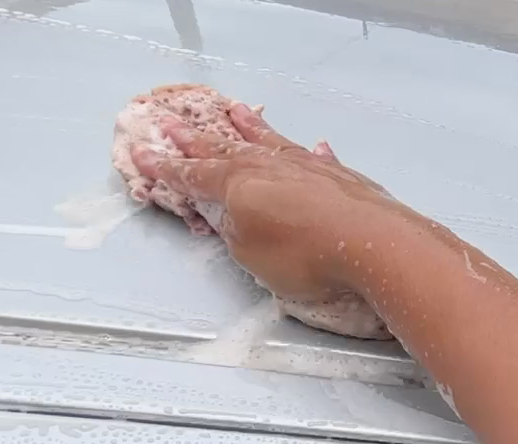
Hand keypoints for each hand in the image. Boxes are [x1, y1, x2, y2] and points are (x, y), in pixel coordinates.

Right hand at [131, 104, 426, 312]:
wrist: (375, 247)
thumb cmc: (309, 257)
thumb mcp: (253, 257)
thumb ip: (238, 235)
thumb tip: (239, 221)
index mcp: (237, 185)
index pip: (192, 175)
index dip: (166, 168)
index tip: (142, 153)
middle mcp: (271, 167)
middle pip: (227, 148)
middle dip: (198, 138)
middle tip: (175, 121)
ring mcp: (311, 170)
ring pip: (273, 143)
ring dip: (252, 129)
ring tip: (236, 112)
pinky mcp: (347, 181)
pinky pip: (322, 160)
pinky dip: (314, 154)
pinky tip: (316, 147)